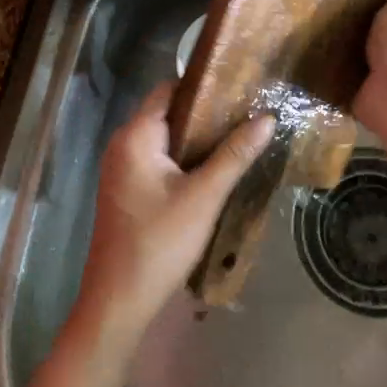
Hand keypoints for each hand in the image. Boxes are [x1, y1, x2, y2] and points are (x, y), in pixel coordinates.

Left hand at [77, 81, 275, 332]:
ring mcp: (121, 168)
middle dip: (204, 112)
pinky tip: (212, 167)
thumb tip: (267, 119)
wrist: (118, 301)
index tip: (238, 85)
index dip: (202, 85)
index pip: (168, 90)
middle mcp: (122, 144)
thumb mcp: (203, 197)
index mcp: (135, 136)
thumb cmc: (159, 243)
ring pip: (163, 138)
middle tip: (246, 111)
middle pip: (166, 112)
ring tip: (237, 136)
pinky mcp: (126, 189)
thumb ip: (234, 155)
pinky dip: (182, 158)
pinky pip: (157, 159)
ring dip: (195, 138)